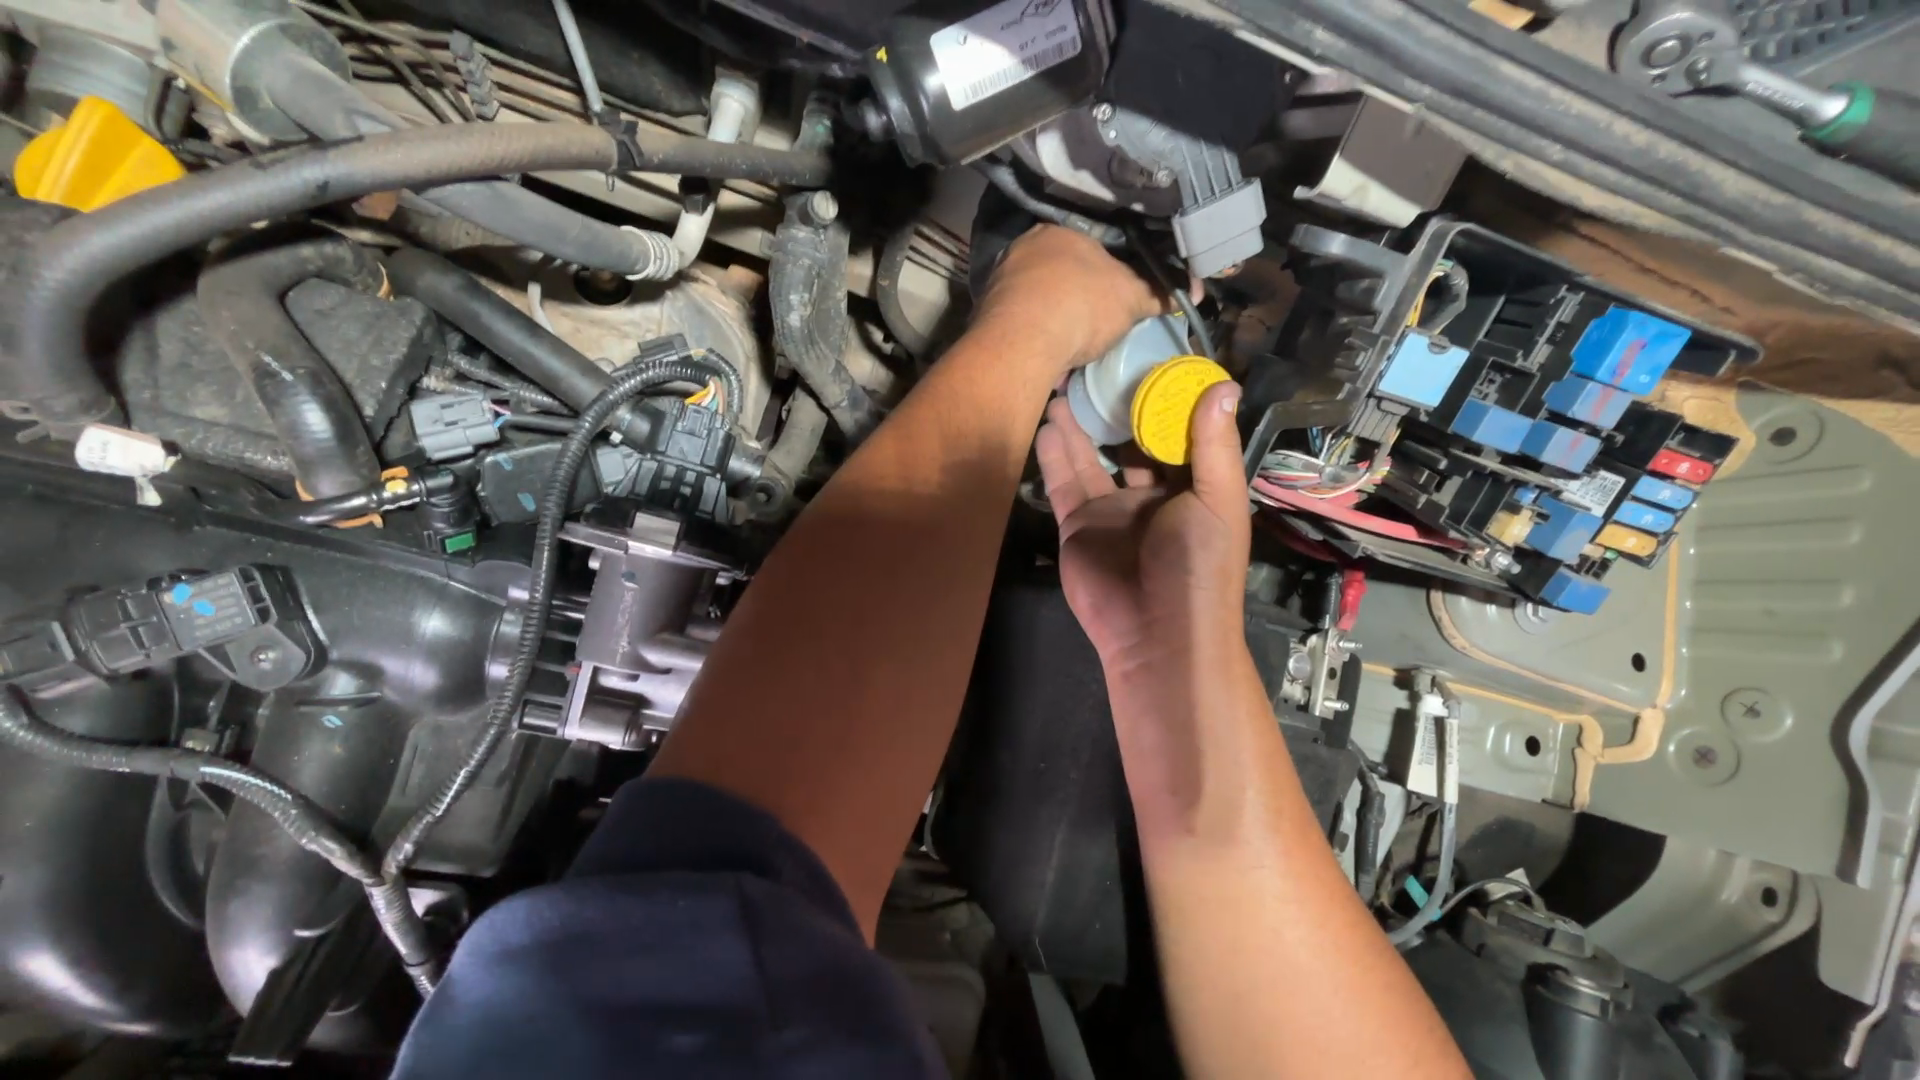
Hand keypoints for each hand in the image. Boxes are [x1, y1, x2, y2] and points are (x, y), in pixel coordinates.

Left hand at [975, 225, 1165, 377]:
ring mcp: (999, 282)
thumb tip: (1195, 290)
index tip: (1116, 299)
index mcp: (1058, 232)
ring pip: (1037, 300)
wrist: (1023, 343)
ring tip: (1071, 345)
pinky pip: (1020, 325)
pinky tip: (1046, 355)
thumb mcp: (1132, 297)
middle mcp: (1022, 250)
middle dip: (1076, 298)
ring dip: (1053, 320)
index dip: (1109, 273)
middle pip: (1060, 273)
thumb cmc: (1081, 305)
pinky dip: (1034, 338)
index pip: (1091, 247)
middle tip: (1094, 324)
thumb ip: (1160, 292)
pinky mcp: (985, 317)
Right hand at [1035, 383, 1250, 675]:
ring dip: (1079, 424)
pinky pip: (1063, 482)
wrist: (1157, 631)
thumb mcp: (1218, 500)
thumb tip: (1222, 385)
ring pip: (1090, 457)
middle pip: (1128, 443)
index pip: (1177, 437)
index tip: (1149, 363)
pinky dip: (1054, 453)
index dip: (1164, 403)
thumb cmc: (1199, 564)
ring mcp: (1111, 510)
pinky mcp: (1077, 524)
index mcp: (1191, 489)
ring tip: (1065, 384)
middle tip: (1098, 366)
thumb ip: (1213, 444)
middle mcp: (1150, 496)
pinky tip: (1048, 421)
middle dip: (1115, 410)